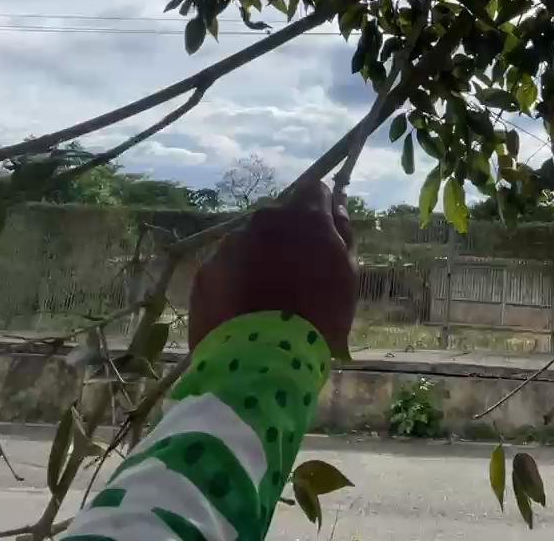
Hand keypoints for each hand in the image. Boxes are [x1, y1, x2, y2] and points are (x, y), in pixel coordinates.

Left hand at [186, 177, 357, 356]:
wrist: (262, 363)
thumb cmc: (318, 315)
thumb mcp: (348, 274)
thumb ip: (343, 233)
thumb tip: (338, 205)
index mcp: (303, 215)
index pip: (315, 190)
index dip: (322, 210)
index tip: (325, 235)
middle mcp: (263, 220)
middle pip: (281, 216)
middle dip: (289, 235)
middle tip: (298, 273)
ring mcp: (230, 245)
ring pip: (252, 240)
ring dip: (261, 256)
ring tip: (267, 297)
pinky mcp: (206, 271)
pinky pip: (227, 266)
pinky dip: (237, 280)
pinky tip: (245, 309)